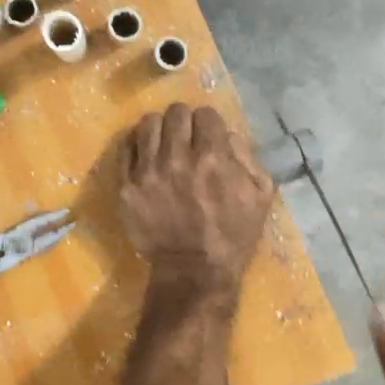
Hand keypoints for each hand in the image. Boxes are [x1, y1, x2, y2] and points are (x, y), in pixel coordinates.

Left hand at [117, 104, 273, 295]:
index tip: (208, 134)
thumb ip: (247, 157)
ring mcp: (147, 172)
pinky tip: (145, 154)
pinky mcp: (126, 186)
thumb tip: (226, 133)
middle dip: (184, 121)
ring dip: (159, 129)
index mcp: (212, 159)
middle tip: (186, 136)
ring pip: (147, 124)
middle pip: (175, 113)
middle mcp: (177, 159)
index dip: (209, 122)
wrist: (193, 271)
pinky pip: (125, 147)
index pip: (205, 114)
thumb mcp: (260, 196)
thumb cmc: (232, 236)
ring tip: (163, 142)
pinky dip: (136, 145)